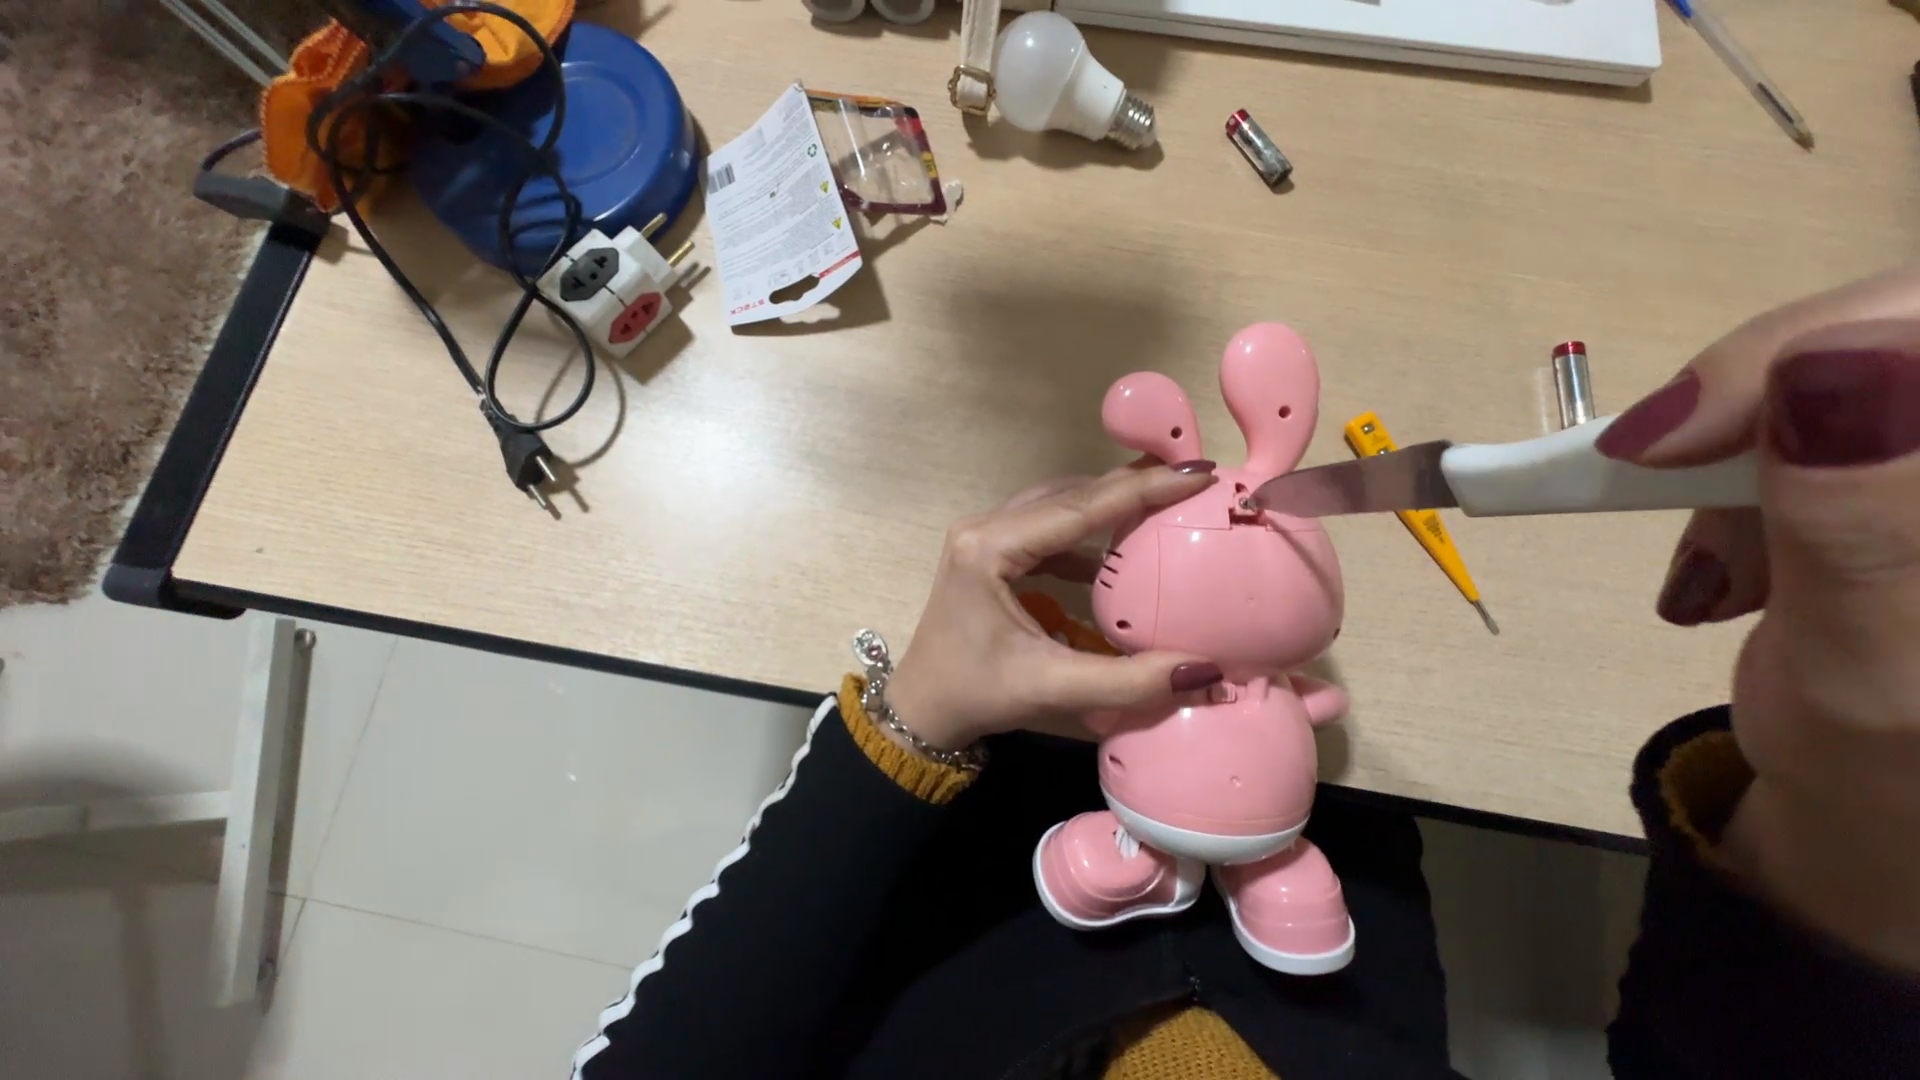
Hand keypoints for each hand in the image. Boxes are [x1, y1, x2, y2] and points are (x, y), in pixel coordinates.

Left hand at [882, 461, 1226, 750]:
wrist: (922, 710)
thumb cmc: (975, 695)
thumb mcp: (1052, 688)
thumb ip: (1129, 681)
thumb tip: (1208, 674)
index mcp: (989, 548)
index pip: (1078, 508)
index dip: (1141, 488)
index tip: (1195, 472)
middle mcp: (982, 528)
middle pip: (1068, 495)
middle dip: (1129, 485)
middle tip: (1189, 477)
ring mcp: (982, 536)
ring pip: (1055, 504)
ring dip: (1106, 502)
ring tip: (1160, 500)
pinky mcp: (988, 552)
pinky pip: (1044, 527)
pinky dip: (1082, 531)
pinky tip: (1112, 550)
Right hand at [1596, 267, 1919, 970]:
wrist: (1887, 807)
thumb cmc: (1886, 766)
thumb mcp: (1865, 668)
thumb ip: (1862, 523)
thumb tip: (1830, 358)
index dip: (1811, 346)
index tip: (1660, 435)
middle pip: (1891, 331)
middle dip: (1750, 402)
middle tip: (1648, 472)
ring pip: (1834, 377)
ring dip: (1734, 462)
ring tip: (1714, 570)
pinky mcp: (1892, 477)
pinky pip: (1807, 425)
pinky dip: (1737, 484)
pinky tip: (1735, 565)